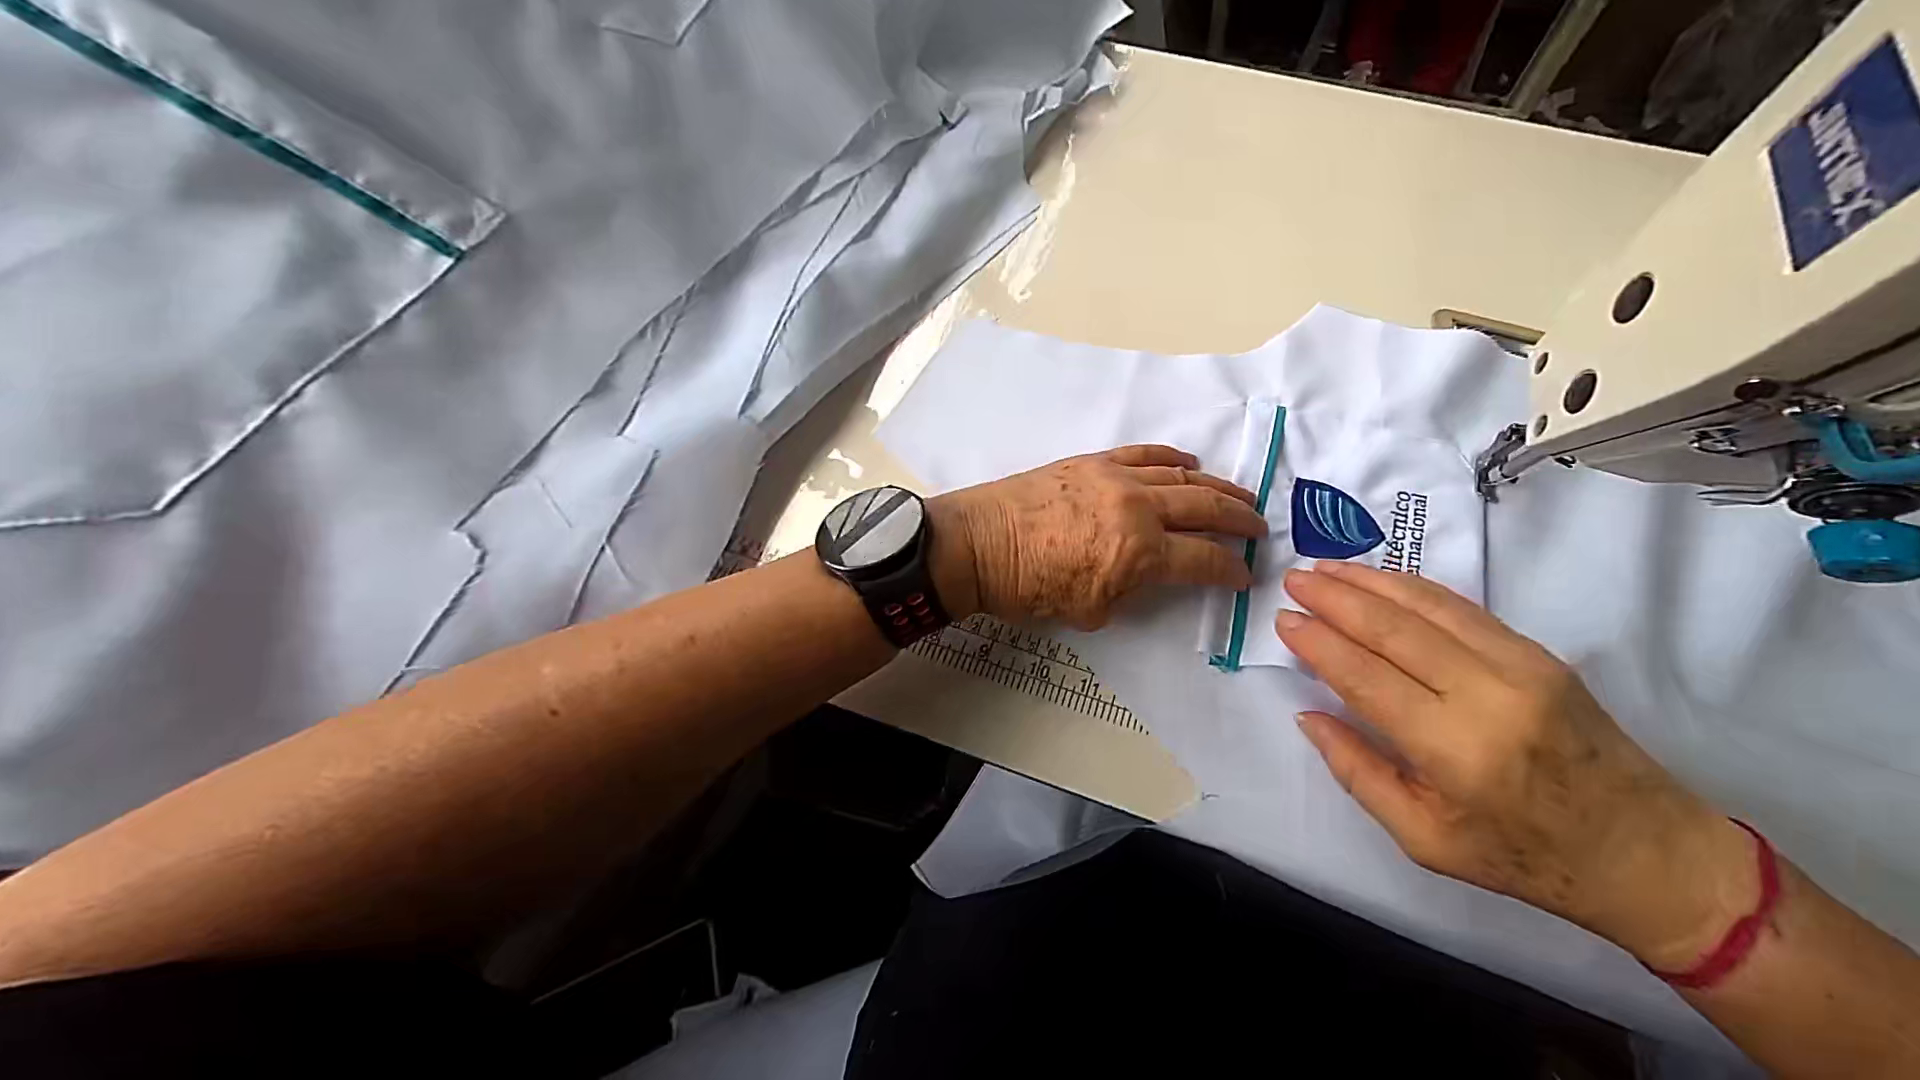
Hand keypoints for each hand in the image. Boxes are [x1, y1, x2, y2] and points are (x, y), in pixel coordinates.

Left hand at [926, 445, 1265, 630]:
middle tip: (1258, 529)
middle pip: (1205, 509)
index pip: (1204, 560)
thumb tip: (1148, 576)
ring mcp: (1116, 478)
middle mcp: (1138, 508)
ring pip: (1181, 477)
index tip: (1242, 576)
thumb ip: (1131, 593)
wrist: (979, 545)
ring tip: (1238, 496)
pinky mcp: (1093, 462)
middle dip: (1240, 520)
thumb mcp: (1089, 610)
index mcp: (1140, 553)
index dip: (1230, 570)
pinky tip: (1189, 465)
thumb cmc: (1028, 588)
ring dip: (1215, 488)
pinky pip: (1144, 454)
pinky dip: (1171, 459)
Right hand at [1275, 561, 1758, 969]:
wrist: (1652, 855)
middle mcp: (1488, 696)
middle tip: (1294, 579)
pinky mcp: (1541, 655)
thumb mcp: (1424, 839)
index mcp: (1454, 749)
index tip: (1283, 620)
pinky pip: (1462, 608)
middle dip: (1336, 599)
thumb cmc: (1526, 858)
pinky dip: (1413, 589)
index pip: (1365, 676)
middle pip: (1393, 629)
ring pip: (1428, 606)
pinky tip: (1382, 580)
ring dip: (1370, 581)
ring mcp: (1522, 667)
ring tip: (1325, 567)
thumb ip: (1358, 772)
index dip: (1319, 643)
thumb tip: (1308, 715)